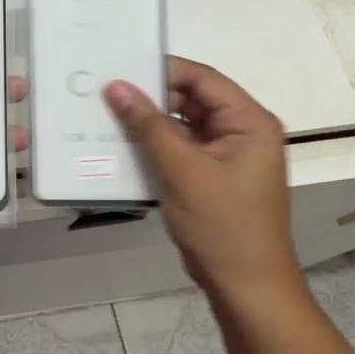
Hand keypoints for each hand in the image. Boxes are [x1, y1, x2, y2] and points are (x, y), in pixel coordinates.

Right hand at [103, 57, 296, 292]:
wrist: (245, 286)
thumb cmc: (222, 225)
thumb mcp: (182, 171)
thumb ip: (148, 125)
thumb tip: (116, 86)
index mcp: (249, 122)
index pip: (202, 79)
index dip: (162, 69)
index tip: (119, 67)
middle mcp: (242, 131)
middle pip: (191, 99)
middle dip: (150, 97)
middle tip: (104, 90)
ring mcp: (226, 155)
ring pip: (181, 124)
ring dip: (148, 123)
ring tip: (104, 114)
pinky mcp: (210, 176)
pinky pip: (179, 149)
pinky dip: (153, 147)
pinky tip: (119, 145)